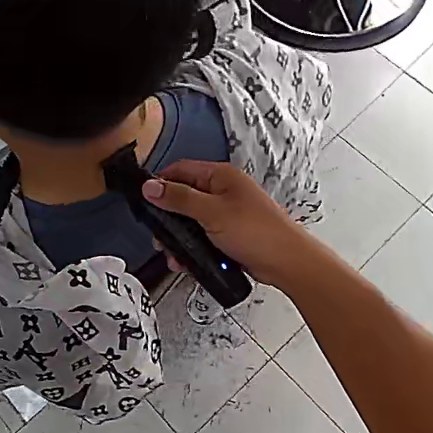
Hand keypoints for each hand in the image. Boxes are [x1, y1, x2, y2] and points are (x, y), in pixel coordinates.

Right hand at [144, 160, 325, 286]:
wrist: (286, 262)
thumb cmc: (258, 232)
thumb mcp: (212, 213)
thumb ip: (179, 199)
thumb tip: (151, 187)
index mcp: (222, 176)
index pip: (181, 170)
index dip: (161, 183)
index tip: (145, 201)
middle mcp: (224, 192)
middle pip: (184, 198)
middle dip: (169, 218)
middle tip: (159, 236)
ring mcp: (228, 214)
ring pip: (193, 222)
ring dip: (180, 238)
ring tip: (173, 255)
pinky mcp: (231, 235)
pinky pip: (204, 238)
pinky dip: (194, 249)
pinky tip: (188, 262)